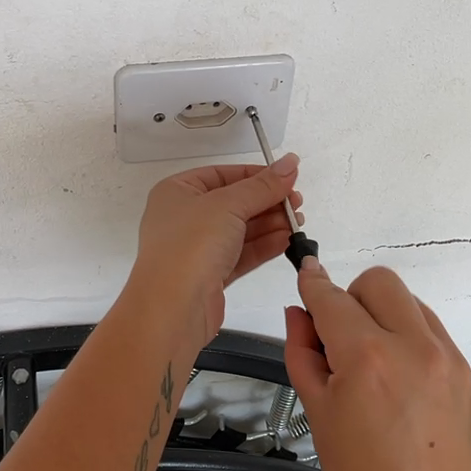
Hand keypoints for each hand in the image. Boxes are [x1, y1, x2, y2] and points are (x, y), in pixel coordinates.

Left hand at [126, 155, 302, 346]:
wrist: (173, 307)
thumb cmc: (191, 244)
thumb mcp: (228, 205)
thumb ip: (263, 186)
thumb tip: (290, 163)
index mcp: (177, 191)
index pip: (222, 174)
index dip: (255, 174)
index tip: (287, 177)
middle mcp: (184, 217)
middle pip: (233, 202)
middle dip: (266, 202)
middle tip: (297, 203)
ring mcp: (196, 248)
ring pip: (239, 230)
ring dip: (270, 224)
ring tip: (297, 222)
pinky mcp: (210, 275)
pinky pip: (241, 253)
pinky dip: (264, 246)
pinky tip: (287, 241)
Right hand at [284, 260, 470, 470]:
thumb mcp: (317, 416)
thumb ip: (303, 353)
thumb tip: (299, 314)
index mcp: (367, 359)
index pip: (332, 297)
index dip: (312, 284)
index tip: (304, 274)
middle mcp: (413, 346)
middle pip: (378, 282)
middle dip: (351, 297)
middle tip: (338, 338)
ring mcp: (446, 357)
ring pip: (408, 301)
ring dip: (382, 314)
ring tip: (370, 363)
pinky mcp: (465, 372)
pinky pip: (430, 329)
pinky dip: (408, 335)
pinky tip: (397, 379)